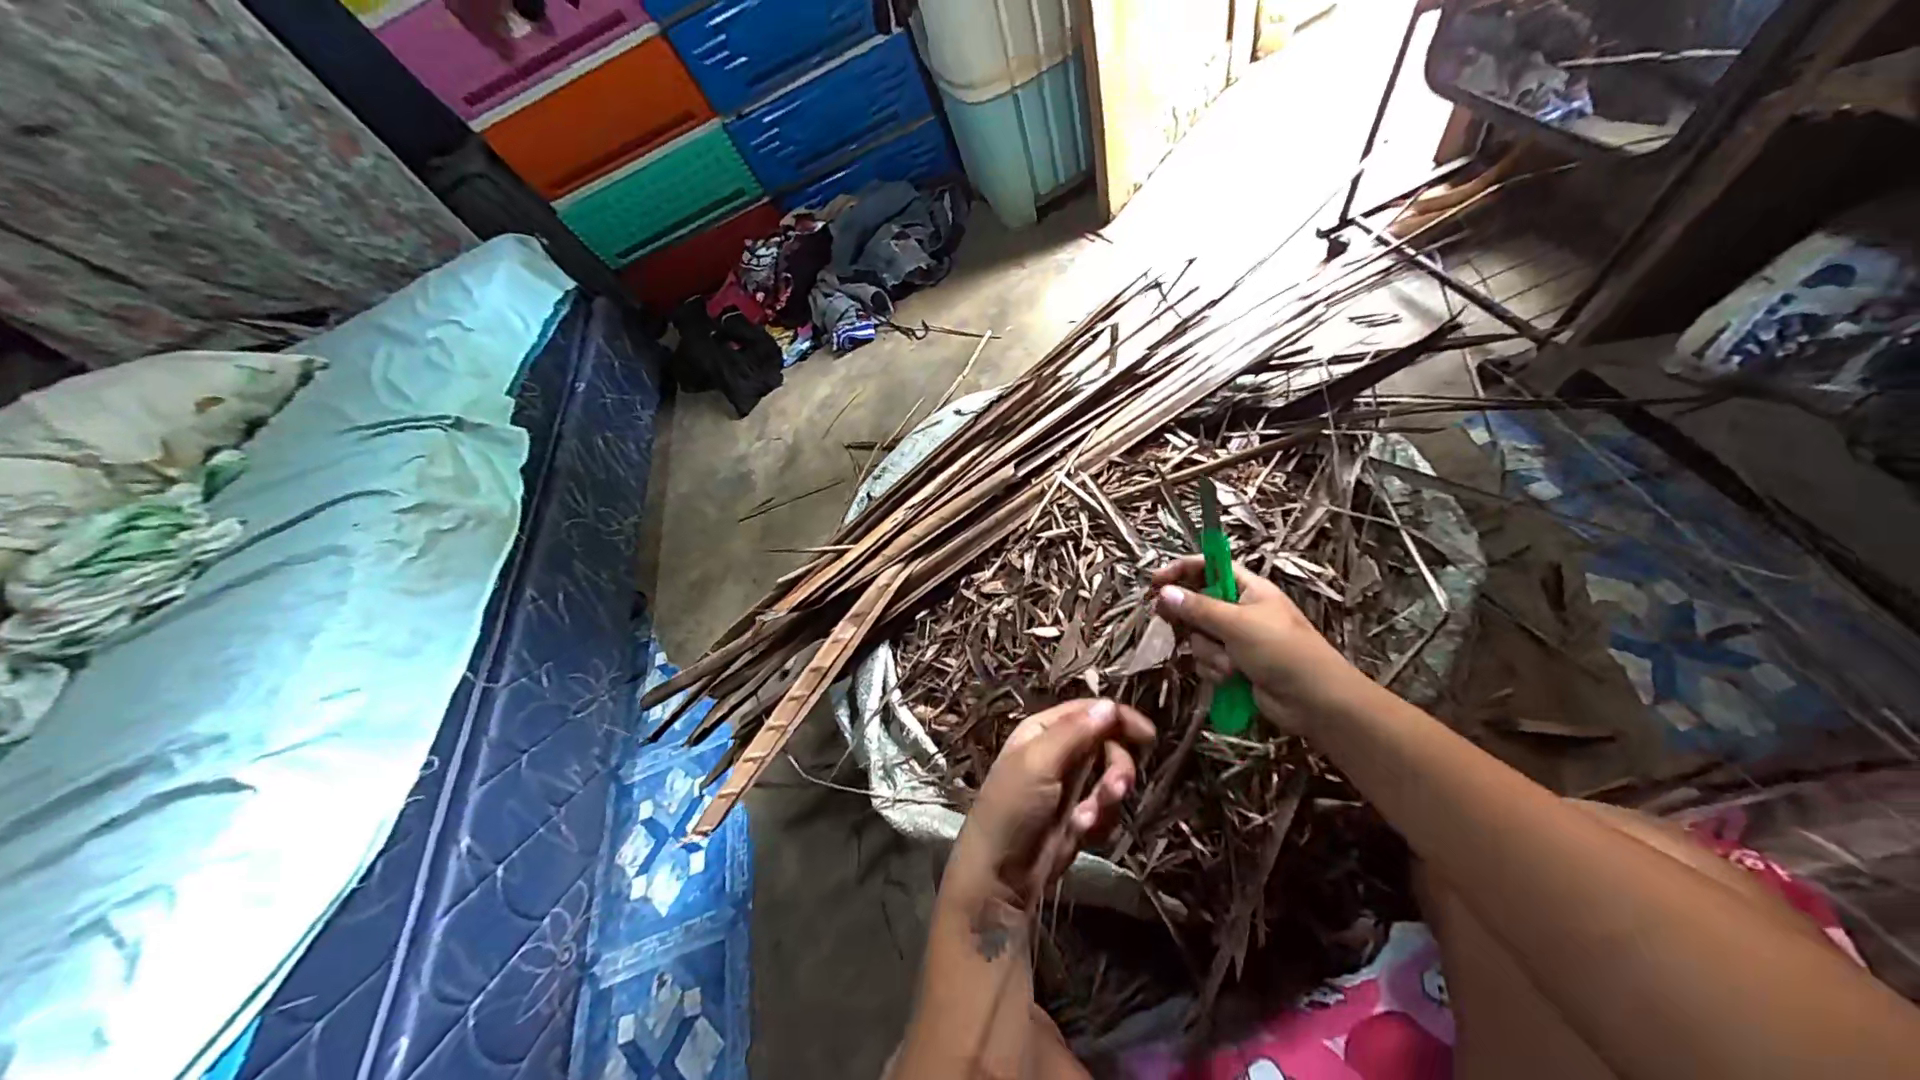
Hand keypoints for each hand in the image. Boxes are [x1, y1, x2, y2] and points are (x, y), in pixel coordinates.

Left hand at [952, 699, 1154, 904]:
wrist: (999, 875)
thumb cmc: (1012, 809)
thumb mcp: (1038, 763)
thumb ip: (1075, 732)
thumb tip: (1109, 706)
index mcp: (1043, 731)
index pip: (1089, 711)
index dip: (1119, 718)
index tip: (1148, 736)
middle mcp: (1057, 753)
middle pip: (1107, 743)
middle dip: (1117, 766)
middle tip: (1117, 787)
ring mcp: (1069, 786)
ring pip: (1110, 777)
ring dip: (1108, 796)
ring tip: (1089, 817)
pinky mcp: (1078, 816)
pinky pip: (1106, 808)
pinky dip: (1100, 820)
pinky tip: (1081, 831)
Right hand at [1152, 556, 1366, 733]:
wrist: (1315, 702)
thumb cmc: (1282, 651)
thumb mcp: (1237, 624)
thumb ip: (1198, 608)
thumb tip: (1164, 592)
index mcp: (1249, 589)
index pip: (1209, 567)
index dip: (1182, 570)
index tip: (1156, 581)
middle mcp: (1240, 610)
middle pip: (1197, 604)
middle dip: (1190, 620)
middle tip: (1174, 625)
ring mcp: (1236, 639)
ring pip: (1199, 637)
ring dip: (1208, 652)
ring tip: (1230, 664)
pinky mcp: (1234, 665)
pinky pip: (1206, 660)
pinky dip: (1214, 669)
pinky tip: (1231, 678)